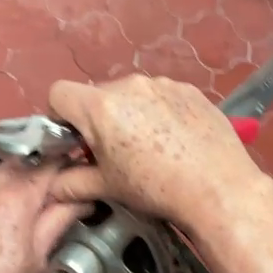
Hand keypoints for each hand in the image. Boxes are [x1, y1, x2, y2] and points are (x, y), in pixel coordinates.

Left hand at [0, 164, 84, 272]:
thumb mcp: (38, 257)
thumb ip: (58, 220)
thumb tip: (80, 201)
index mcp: (16, 197)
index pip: (50, 164)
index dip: (67, 167)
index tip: (77, 177)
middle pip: (24, 162)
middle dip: (41, 172)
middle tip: (54, 193)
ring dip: (16, 176)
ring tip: (25, 199)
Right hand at [47, 75, 272, 234]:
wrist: (219, 187)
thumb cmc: (156, 188)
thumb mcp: (108, 188)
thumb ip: (72, 183)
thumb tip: (53, 187)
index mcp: (101, 106)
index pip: (59, 93)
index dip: (59, 117)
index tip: (73, 141)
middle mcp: (130, 85)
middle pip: (97, 95)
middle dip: (96, 120)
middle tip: (112, 153)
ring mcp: (163, 84)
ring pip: (131, 95)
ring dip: (128, 116)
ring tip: (149, 149)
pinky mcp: (189, 90)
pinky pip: (160, 96)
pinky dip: (158, 114)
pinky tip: (174, 141)